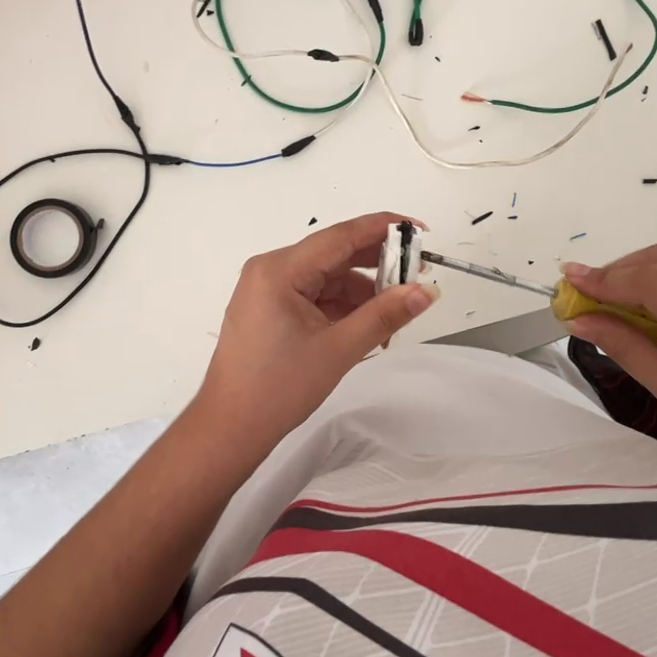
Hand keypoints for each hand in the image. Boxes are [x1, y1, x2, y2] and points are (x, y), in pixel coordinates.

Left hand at [194, 212, 437, 447]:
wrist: (229, 429)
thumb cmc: (278, 389)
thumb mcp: (339, 349)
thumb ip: (385, 314)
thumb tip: (427, 291)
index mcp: (279, 270)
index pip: (340, 236)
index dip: (383, 228)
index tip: (420, 230)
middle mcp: (270, 270)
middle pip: (334, 254)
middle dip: (377, 266)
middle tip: (417, 277)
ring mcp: (268, 289)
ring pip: (327, 277)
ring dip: (362, 293)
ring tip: (394, 316)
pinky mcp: (271, 309)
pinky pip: (315, 295)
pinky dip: (343, 307)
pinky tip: (368, 326)